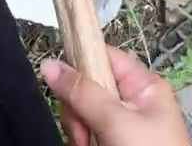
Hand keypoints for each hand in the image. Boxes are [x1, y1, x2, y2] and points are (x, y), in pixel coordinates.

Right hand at [42, 46, 191, 145]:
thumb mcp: (116, 121)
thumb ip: (82, 92)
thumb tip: (48, 63)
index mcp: (143, 85)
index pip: (103, 55)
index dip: (80, 62)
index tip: (61, 80)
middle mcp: (132, 102)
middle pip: (87, 87)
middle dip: (78, 110)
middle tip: (84, 131)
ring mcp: (122, 127)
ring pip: (83, 113)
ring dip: (79, 130)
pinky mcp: (113, 144)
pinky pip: (87, 133)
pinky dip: (83, 142)